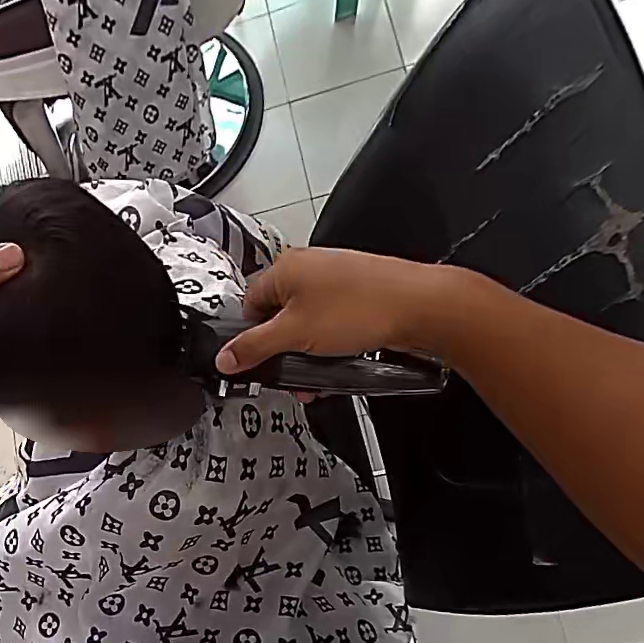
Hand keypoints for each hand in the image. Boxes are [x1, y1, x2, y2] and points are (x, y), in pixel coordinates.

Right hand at [216, 248, 483, 373]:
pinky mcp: (354, 298)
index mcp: (284, 269)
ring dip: (306, 354)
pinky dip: (328, 347)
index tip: (255, 362)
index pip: (248, 305)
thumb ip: (255, 348)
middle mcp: (308, 270)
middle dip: (282, 351)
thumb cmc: (362, 307)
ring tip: (318, 373)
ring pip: (305, 325)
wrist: (418, 307)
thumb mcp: (295, 335)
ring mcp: (333, 284)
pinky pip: (329, 326)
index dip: (250, 338)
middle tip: (290, 374)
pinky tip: (337, 363)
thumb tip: (226, 358)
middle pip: (277, 317)